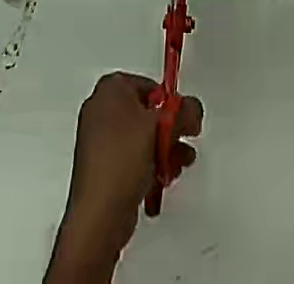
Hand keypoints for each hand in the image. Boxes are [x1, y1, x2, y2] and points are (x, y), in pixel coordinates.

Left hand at [46, 72, 202, 283]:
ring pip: (142, 137)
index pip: (146, 83)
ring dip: (164, 149)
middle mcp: (101, 110)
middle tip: (180, 137)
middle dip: (168, 128)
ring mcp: (101, 139)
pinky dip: (150, 164)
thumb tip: (192, 109)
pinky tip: (162, 177)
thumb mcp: (162, 126)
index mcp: (110, 90)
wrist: (101, 210)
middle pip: (145, 111)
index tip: (181, 112)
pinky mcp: (105, 165)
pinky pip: (134, 157)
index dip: (167, 98)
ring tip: (175, 162)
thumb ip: (184, 112)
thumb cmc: (120, 161)